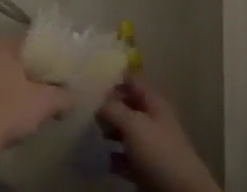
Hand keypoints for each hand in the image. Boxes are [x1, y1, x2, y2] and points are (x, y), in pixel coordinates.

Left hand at [0, 35, 73, 150]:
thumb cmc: (10, 109)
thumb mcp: (45, 102)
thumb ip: (64, 95)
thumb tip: (75, 96)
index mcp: (0, 44)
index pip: (30, 43)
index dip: (49, 57)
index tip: (62, 73)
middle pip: (18, 58)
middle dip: (37, 73)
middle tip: (54, 88)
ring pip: (7, 73)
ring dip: (24, 86)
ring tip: (41, 103)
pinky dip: (10, 94)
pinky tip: (22, 111)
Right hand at [97, 80, 219, 191]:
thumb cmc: (159, 152)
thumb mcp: (133, 124)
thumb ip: (113, 109)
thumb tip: (98, 103)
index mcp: (154, 104)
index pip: (132, 81)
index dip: (114, 78)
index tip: (91, 80)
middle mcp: (153, 121)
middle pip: (127, 107)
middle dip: (108, 107)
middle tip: (87, 109)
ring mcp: (151, 146)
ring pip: (126, 132)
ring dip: (110, 132)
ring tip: (94, 133)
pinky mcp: (147, 168)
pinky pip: (126, 157)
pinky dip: (115, 157)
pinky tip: (105, 158)